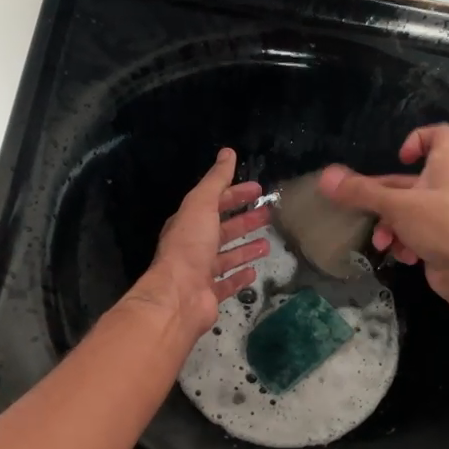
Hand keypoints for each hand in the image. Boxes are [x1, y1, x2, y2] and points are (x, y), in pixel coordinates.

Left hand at [124, 148, 270, 338]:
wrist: (179, 296)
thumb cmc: (190, 246)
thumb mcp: (202, 205)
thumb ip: (215, 180)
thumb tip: (228, 153)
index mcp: (189, 222)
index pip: (214, 202)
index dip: (236, 194)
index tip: (258, 189)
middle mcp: (193, 245)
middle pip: (223, 229)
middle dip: (245, 221)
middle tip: (269, 214)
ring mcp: (201, 271)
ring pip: (227, 256)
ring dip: (246, 248)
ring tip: (268, 243)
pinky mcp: (210, 294)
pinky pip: (228, 283)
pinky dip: (240, 276)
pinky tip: (254, 271)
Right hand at [318, 124, 448, 301]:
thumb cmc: (441, 226)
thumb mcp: (397, 206)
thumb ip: (361, 193)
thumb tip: (325, 177)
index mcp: (447, 166)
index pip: (439, 134)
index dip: (417, 138)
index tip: (399, 157)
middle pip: (411, 182)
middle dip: (385, 199)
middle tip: (362, 209)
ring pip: (410, 212)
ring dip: (391, 227)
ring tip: (383, 243)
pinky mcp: (445, 241)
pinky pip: (419, 234)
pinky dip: (407, 243)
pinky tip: (404, 257)